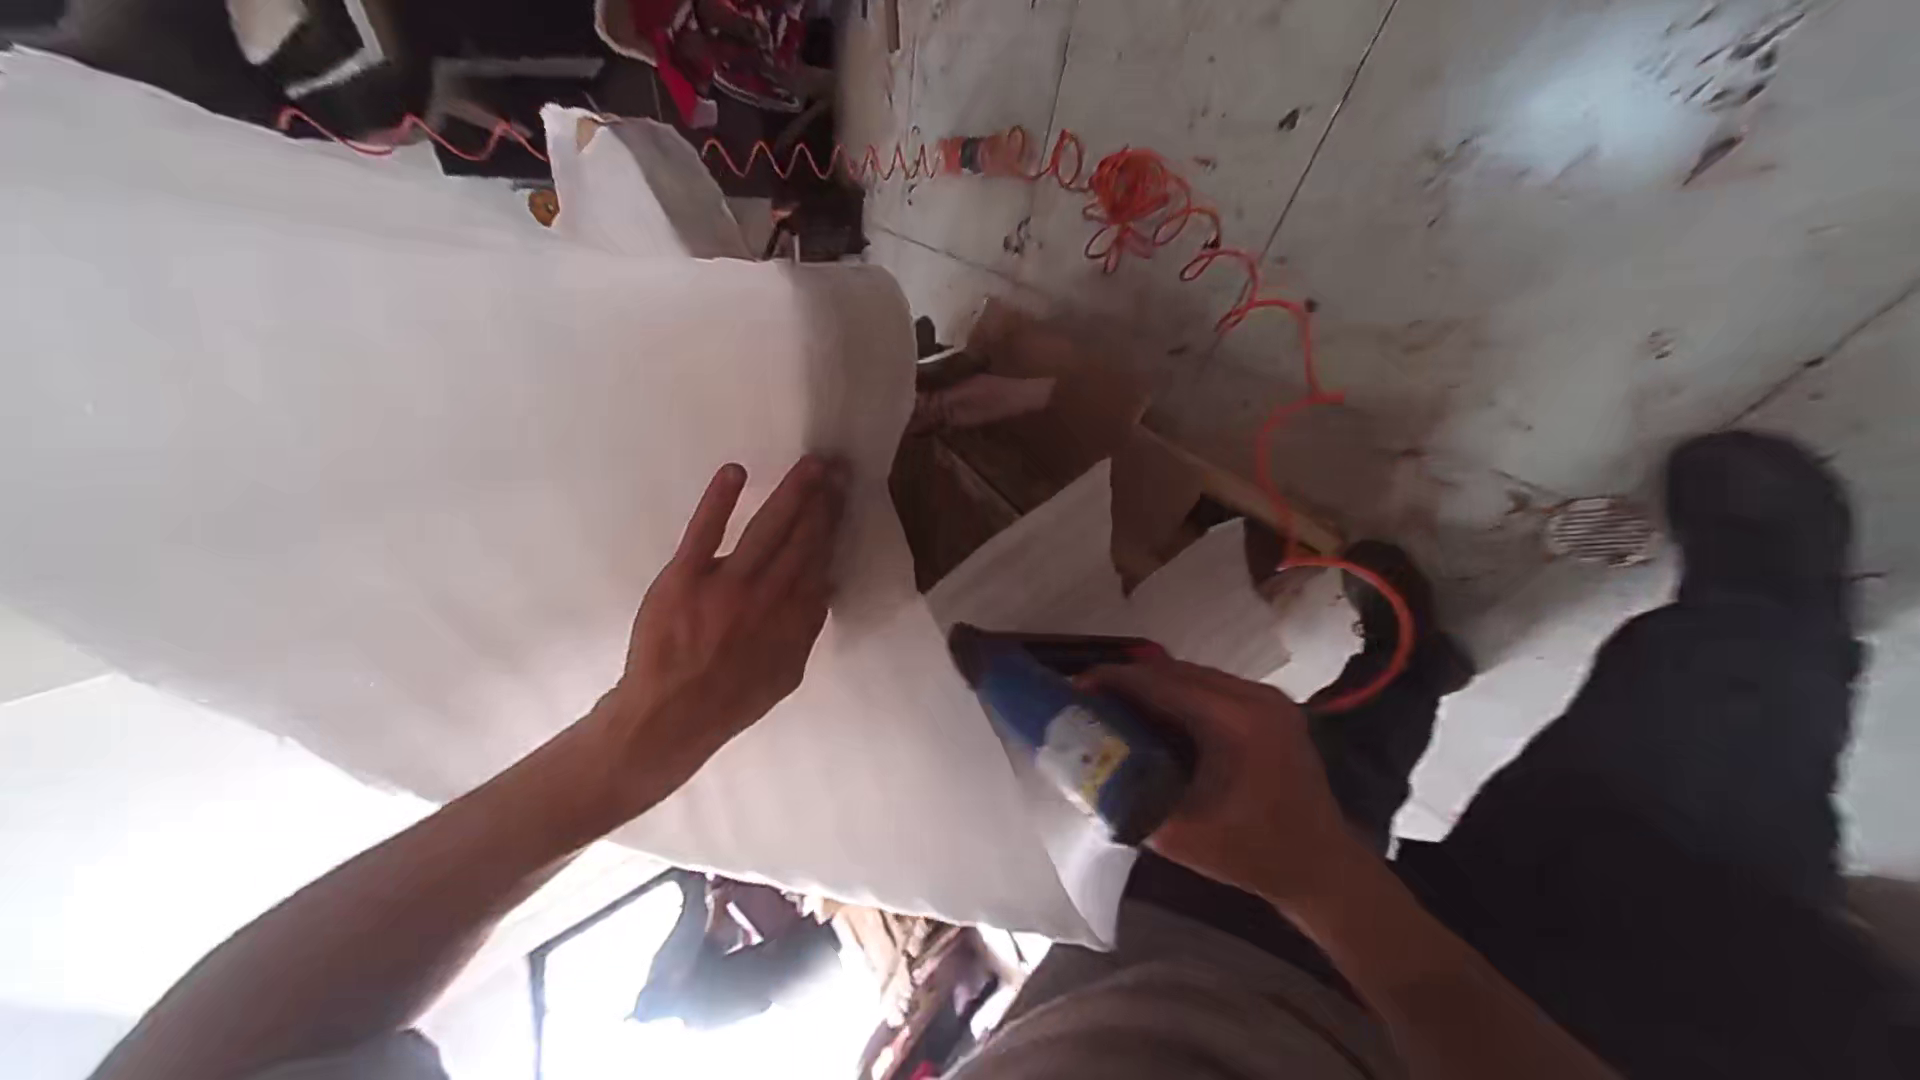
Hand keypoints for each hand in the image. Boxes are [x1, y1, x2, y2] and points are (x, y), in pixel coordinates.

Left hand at [593, 456, 846, 803]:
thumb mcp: (787, 673)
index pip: (819, 560)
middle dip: (823, 501)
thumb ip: (809, 628)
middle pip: (802, 539)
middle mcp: (767, 597)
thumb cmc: (732, 697)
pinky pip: (704, 534)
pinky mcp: (683, 579)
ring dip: (792, 494)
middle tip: (837, 467)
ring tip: (811, 465)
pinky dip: (720, 501)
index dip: (833, 525)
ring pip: (766, 531)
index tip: (843, 496)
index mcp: (792, 618)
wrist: (669, 717)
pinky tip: (735, 472)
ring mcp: (725, 585)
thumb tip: (829, 584)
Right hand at [1082, 659, 1366, 902]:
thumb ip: (1129, 798)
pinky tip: (1158, 713)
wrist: (1323, 869)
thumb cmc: (1252, 855)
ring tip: (1117, 701)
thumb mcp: (1179, 835)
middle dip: (1129, 678)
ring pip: (1193, 674)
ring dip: (1153, 684)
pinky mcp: (1272, 708)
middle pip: (1175, 671)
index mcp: (1234, 723)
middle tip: (1091, 694)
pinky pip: (1212, 686)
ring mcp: (1268, 699)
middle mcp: (1254, 698)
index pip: (1160, 684)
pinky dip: (1178, 693)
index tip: (1077, 684)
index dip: (1114, 679)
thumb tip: (1088, 768)